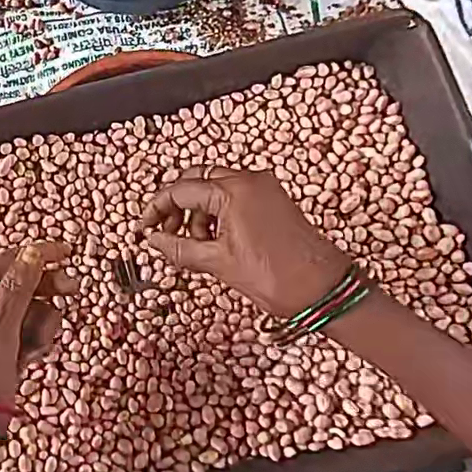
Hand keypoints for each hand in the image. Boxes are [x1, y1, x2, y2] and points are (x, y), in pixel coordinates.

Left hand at [0, 243, 71, 430]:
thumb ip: (17, 288)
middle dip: (47, 288)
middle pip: (24, 286)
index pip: (10, 262)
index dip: (37, 254)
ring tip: (37, 343)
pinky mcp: (6, 357)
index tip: (66, 253)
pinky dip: (36, 344)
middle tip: (72, 290)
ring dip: (42, 323)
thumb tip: (32, 252)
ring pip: (32, 314)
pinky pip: (30, 339)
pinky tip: (33, 357)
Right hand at [139, 166, 353, 317]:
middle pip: (196, 180)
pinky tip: (214, 239)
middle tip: (164, 231)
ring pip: (214, 187)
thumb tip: (154, 240)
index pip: (180, 190)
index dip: (156, 209)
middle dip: (176, 206)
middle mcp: (250, 181)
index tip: (145, 227)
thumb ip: (178, 247)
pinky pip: (234, 195)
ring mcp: (265, 188)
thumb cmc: (280, 277)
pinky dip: (217, 212)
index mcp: (233, 191)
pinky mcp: (273, 200)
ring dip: (196, 211)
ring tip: (193, 243)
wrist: (325, 290)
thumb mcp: (217, 263)